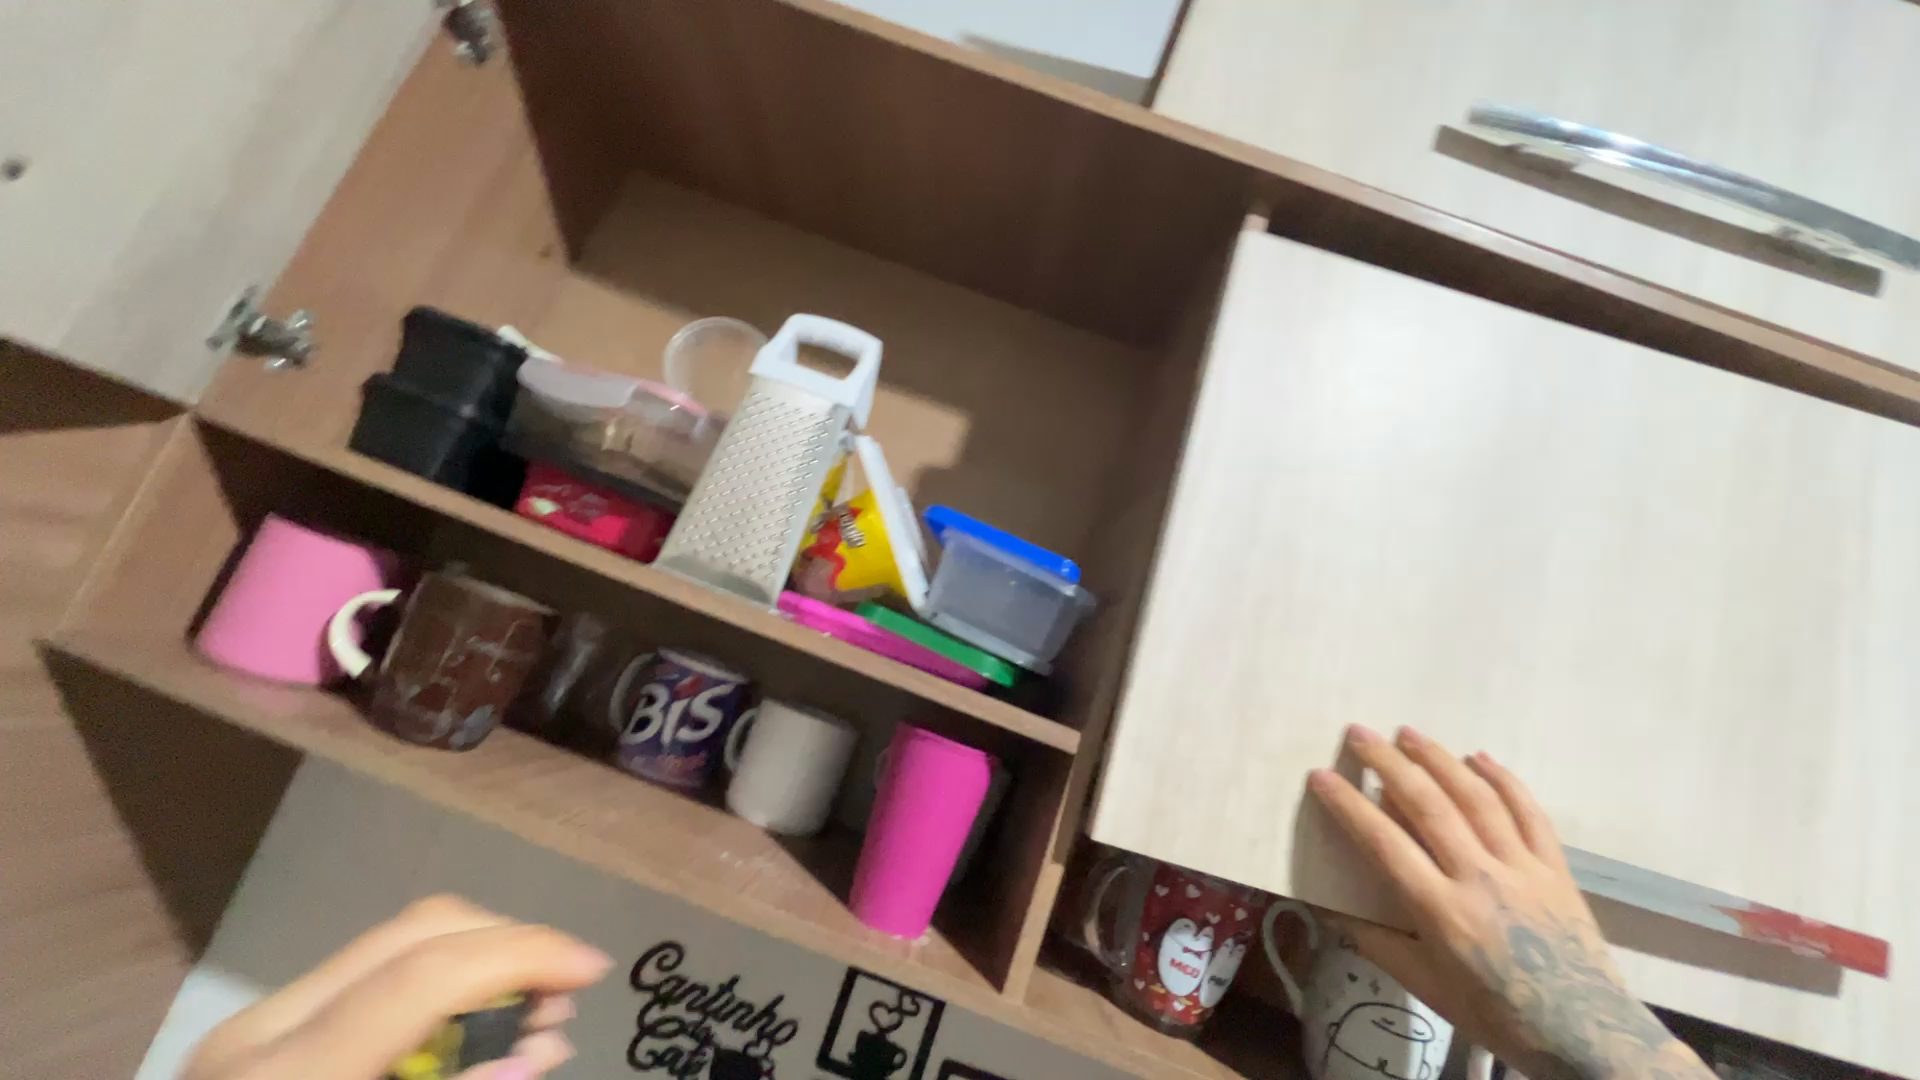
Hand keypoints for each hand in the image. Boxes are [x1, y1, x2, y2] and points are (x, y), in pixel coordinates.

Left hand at [183, 895, 613, 1079]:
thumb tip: (541, 1048)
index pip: (422, 978)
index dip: (524, 957)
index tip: (594, 969)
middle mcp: (261, 1034)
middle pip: (421, 931)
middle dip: (514, 944)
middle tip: (564, 990)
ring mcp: (256, 1023)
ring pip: (405, 935)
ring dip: (487, 956)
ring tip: (529, 1011)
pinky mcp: (265, 1028)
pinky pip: (382, 967)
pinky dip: (449, 977)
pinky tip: (474, 1020)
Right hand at [1308, 725, 1713, 1079]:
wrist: (1592, 1040)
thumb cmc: (1498, 1015)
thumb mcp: (1426, 988)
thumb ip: (1376, 943)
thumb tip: (1329, 909)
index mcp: (1441, 912)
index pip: (1383, 843)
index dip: (1348, 805)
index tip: (1320, 775)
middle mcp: (1480, 880)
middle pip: (1429, 806)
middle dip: (1388, 764)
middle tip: (1358, 733)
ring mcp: (1523, 870)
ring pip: (1477, 799)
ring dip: (1438, 759)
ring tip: (1407, 732)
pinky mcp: (1557, 870)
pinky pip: (1530, 814)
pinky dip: (1504, 780)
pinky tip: (1479, 756)